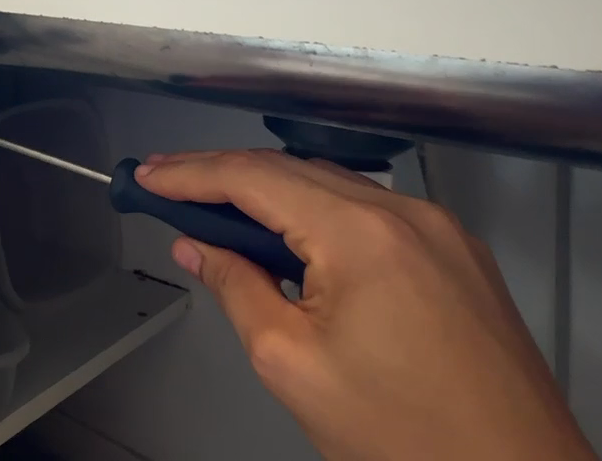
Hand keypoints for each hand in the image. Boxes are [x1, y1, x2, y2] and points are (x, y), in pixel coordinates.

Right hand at [136, 149, 596, 460]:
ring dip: (263, 190)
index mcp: (363, 236)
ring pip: (324, 182)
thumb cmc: (412, 441)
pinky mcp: (455, 254)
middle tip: (164, 185)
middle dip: (218, 175)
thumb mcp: (289, 361)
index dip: (187, 173)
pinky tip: (281, 233)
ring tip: (212, 208)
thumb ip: (234, 286)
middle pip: (286, 169)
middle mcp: (407, 216)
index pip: (251, 176)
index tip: (146, 177)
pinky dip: (310, 210)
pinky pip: (364, 208)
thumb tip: (196, 248)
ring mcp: (439, 231)